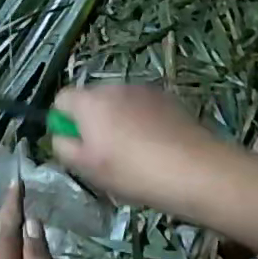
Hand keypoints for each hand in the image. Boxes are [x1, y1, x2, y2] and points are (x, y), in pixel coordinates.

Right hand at [50, 84, 243, 215]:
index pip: (61, 99)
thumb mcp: (88, 168)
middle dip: (92, 121)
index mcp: (89, 102)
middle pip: (91, 99)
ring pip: (118, 103)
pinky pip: (142, 107)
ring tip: (134, 153)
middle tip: (104, 154)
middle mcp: (113, 87)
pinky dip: (142, 121)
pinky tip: (156, 147)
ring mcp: (143, 89)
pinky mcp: (168, 98)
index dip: (64, 121)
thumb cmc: (133, 171)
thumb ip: (63, 148)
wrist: (196, 170)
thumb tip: (61, 136)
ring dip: (118, 121)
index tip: (77, 145)